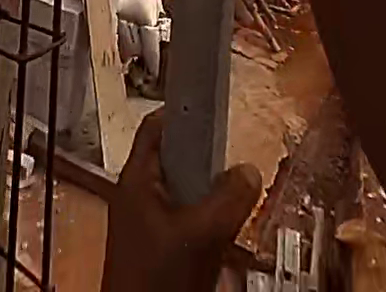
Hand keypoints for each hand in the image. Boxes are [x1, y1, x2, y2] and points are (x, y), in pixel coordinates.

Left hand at [102, 110, 261, 291]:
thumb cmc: (159, 278)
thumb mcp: (199, 236)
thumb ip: (227, 201)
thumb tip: (250, 169)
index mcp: (136, 178)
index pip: (155, 126)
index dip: (182, 112)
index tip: (213, 110)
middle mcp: (137, 193)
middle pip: (172, 158)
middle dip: (203, 158)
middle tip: (232, 161)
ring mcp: (144, 222)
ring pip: (181, 191)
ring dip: (207, 193)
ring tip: (235, 196)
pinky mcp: (155, 247)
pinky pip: (182, 219)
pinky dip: (203, 220)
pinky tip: (224, 234)